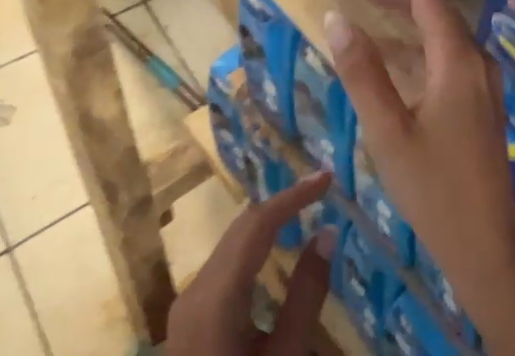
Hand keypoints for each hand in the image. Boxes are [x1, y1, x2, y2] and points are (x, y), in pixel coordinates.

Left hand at [165, 170, 336, 355]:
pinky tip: (275, 249)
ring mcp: (187, 306)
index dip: (293, 196)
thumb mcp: (288, 355)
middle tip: (322, 187)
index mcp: (217, 297)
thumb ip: (307, 293)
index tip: (327, 177)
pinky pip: (224, 267)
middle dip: (281, 203)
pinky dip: (253, 248)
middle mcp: (195, 291)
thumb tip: (327, 234)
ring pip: (230, 246)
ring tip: (305, 208)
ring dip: (267, 224)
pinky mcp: (189, 320)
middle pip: (240, 229)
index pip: (257, 225)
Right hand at [326, 0, 514, 355]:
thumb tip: (335, 17)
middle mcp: (476, 58)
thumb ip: (363, 71)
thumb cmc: (434, 188)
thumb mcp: (388, 131)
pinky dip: (417, 38)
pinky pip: (447, 50)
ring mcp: (482, 79)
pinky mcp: (479, 98)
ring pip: (442, 27)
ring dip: (406, 9)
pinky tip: (392, 45)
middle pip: (436, 4)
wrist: (487, 240)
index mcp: (457, 58)